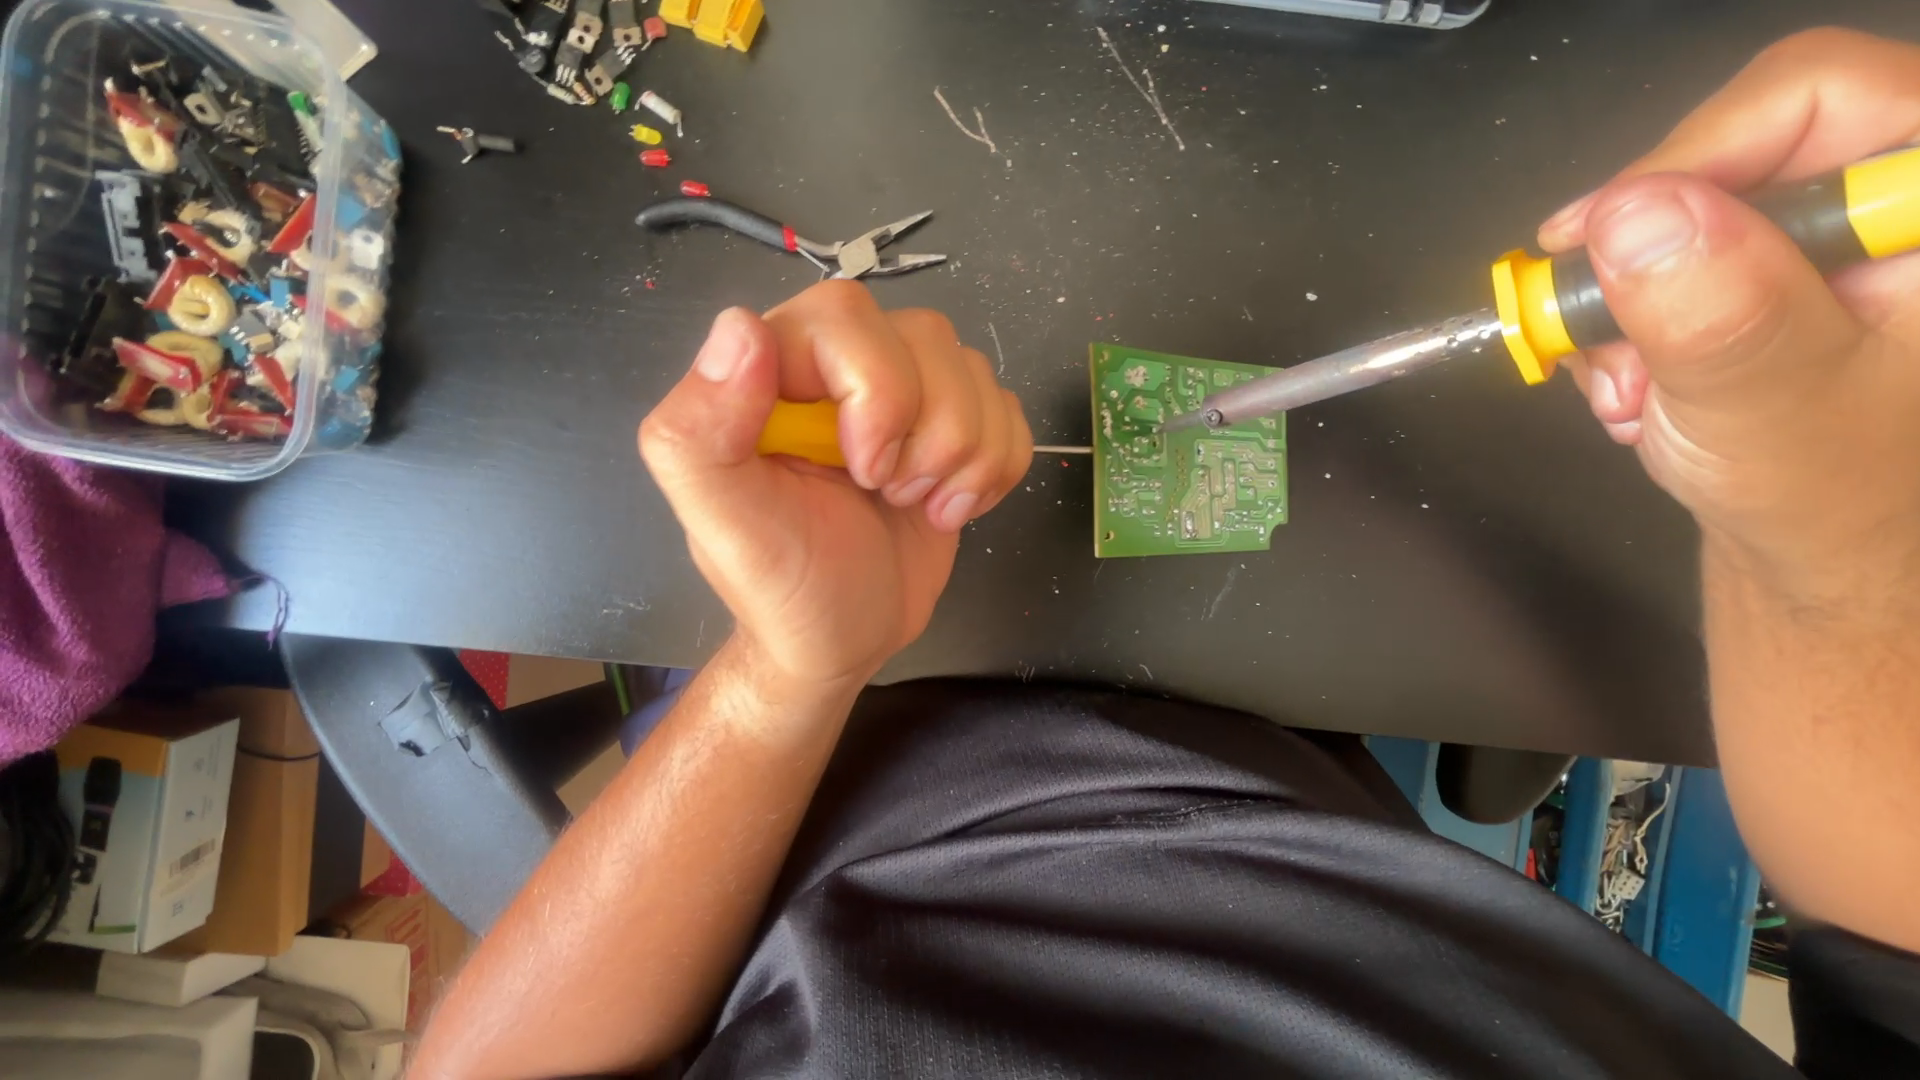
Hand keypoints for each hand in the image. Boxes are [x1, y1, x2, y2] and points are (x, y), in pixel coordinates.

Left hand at [640, 282, 1032, 689]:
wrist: (848, 642)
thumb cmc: (786, 591)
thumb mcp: (727, 525)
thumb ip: (699, 430)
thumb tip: (739, 325)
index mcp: (773, 375)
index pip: (845, 316)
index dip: (878, 390)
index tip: (866, 474)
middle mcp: (840, 371)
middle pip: (927, 337)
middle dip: (931, 432)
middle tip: (893, 496)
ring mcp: (904, 399)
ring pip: (973, 371)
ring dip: (966, 456)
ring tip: (922, 508)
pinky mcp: (951, 430)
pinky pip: (1007, 408)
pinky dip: (997, 467)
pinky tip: (954, 508)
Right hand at [1537, 29, 1919, 600]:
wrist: (1826, 544)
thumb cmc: (1825, 488)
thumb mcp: (1766, 403)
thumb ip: (1713, 308)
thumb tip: (1622, 215)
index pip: (1807, 100)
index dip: (1681, 161)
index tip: (1582, 245)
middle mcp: (1893, 197)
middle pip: (1728, 157)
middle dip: (1634, 264)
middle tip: (1609, 349)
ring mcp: (1832, 234)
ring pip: (1677, 217)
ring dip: (1618, 309)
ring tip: (1630, 391)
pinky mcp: (1777, 267)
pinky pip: (1665, 258)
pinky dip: (1625, 325)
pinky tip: (1639, 383)